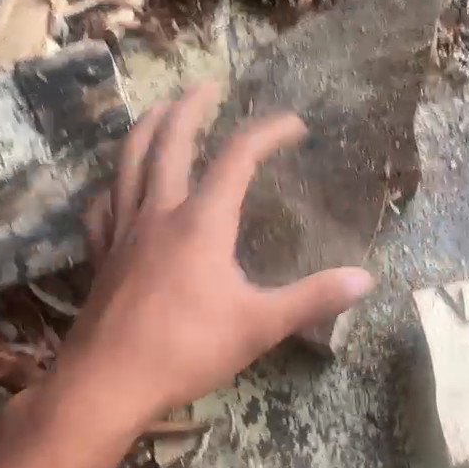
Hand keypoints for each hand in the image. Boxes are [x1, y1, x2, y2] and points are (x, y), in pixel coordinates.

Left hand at [36, 84, 375, 453]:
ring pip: (130, 162)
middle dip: (191, 107)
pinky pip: (104, 205)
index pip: (238, 157)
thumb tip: (366, 279)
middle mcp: (161, 213)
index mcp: (202, 222)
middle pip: (172, 142)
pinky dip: (113, 184)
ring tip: (161, 109)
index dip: (268, 131)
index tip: (295, 124)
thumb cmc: (187, 351)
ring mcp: (124, 231)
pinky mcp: (102, 255)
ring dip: (148, 128)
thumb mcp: (260, 326)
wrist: (107, 384)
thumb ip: (313, 299)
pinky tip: (117, 186)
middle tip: (208, 84)